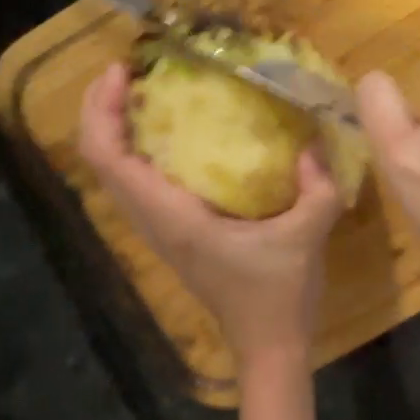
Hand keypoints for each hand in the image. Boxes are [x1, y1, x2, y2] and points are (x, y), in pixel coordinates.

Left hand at [78, 63, 343, 366]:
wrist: (271, 347)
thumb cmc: (281, 296)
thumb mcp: (306, 239)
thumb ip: (317, 189)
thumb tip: (315, 143)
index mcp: (174, 218)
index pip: (109, 156)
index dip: (103, 108)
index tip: (126, 72)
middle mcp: (156, 224)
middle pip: (101, 159)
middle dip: (105, 110)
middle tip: (134, 75)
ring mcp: (163, 236)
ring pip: (117, 176)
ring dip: (121, 134)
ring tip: (148, 102)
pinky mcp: (177, 242)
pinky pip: (141, 190)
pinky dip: (143, 158)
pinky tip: (178, 146)